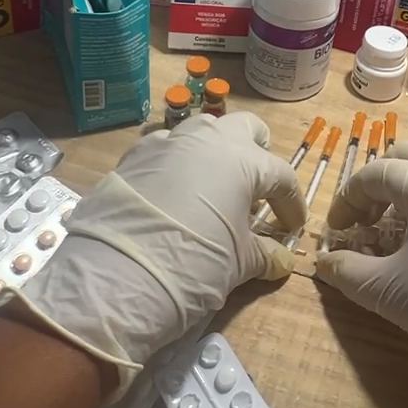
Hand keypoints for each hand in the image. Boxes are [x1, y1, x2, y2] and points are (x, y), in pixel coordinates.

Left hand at [10, 112, 305, 392]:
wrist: (117, 278)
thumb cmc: (194, 265)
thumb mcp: (238, 264)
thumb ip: (264, 255)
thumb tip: (282, 260)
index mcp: (243, 160)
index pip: (281, 176)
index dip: (291, 204)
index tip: (291, 229)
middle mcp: (208, 140)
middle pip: (245, 129)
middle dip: (257, 153)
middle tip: (256, 191)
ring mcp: (168, 143)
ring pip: (202, 129)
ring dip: (214, 151)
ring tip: (213, 187)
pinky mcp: (133, 157)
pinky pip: (164, 148)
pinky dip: (175, 164)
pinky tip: (171, 194)